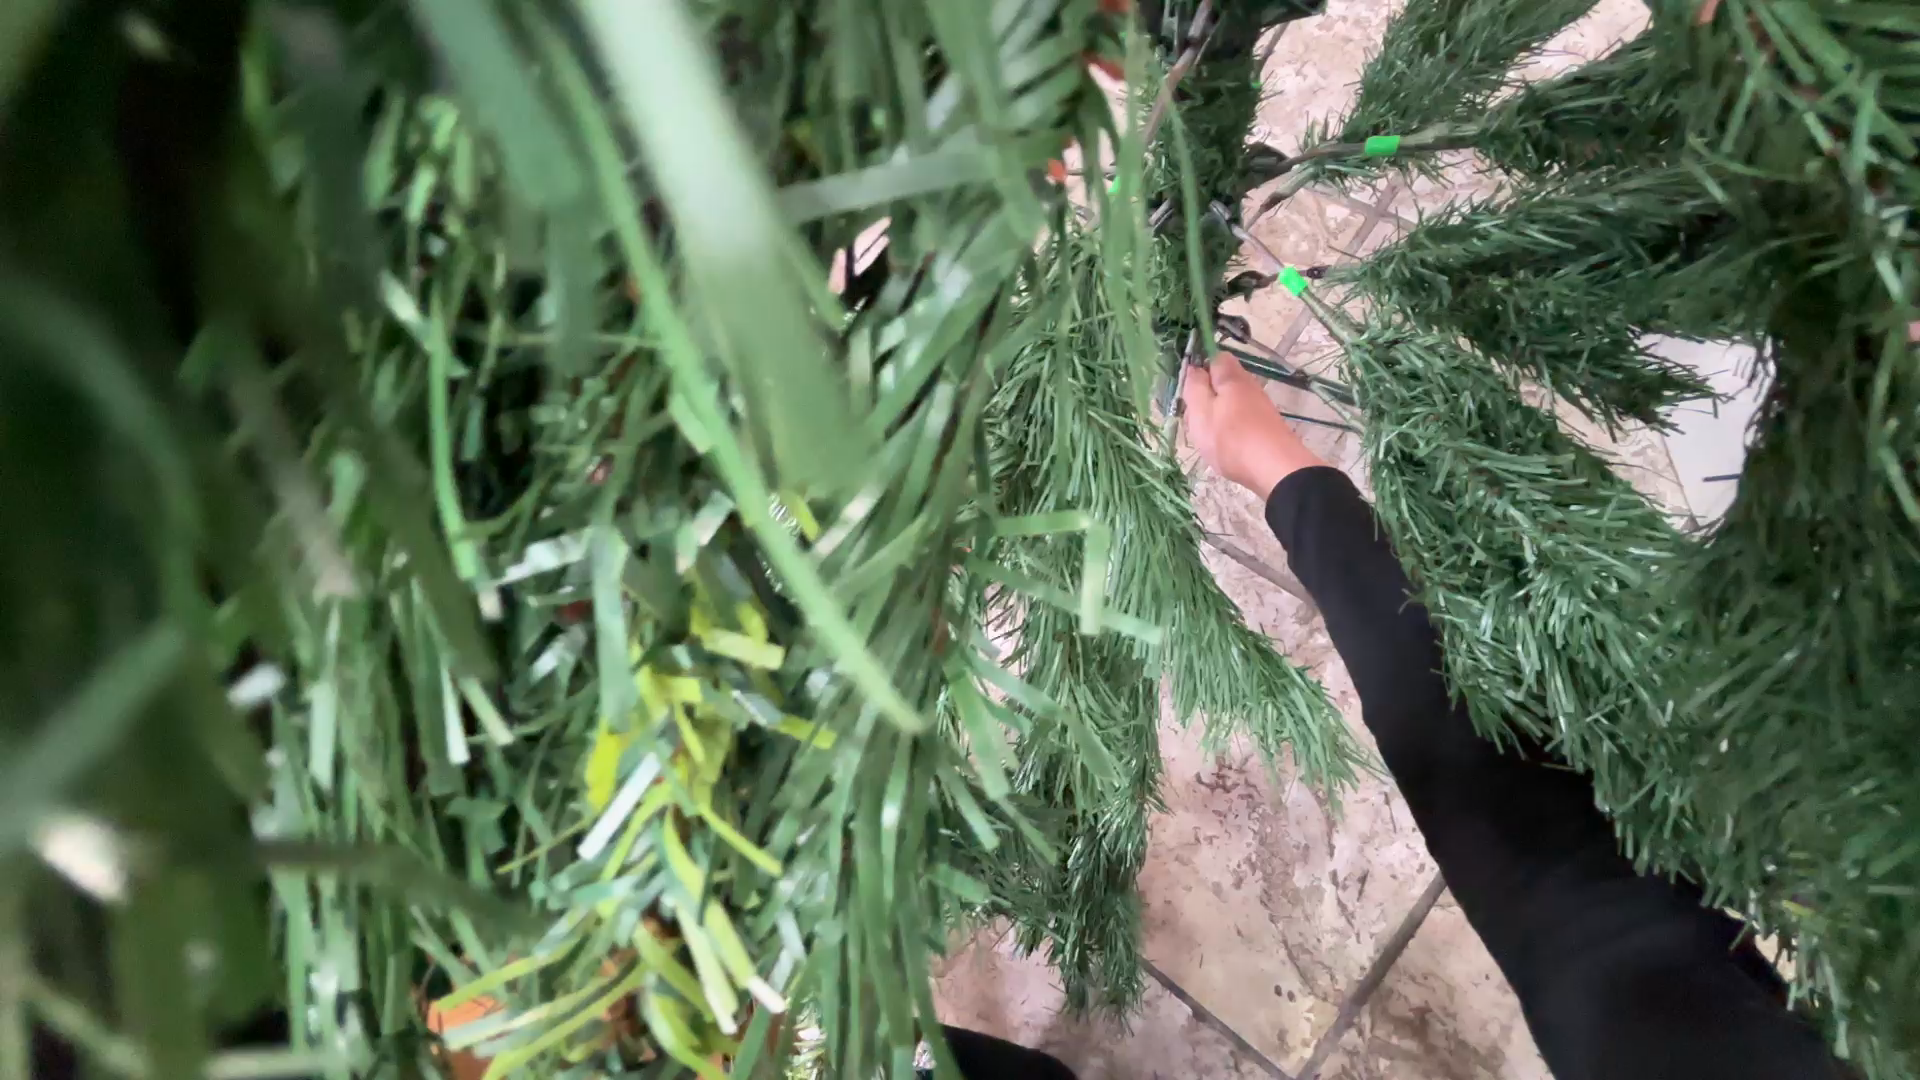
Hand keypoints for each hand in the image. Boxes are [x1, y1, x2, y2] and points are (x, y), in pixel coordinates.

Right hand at [1181, 352, 1326, 496]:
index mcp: (1231, 377)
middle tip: (1193, 419)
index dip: (1198, 367)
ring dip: (1213, 415)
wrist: (1275, 469)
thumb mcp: (1201, 411)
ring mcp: (1259, 406)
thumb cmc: (1231, 439)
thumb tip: (1193, 367)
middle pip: (1221, 382)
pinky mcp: (1264, 424)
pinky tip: (1223, 445)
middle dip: (1204, 396)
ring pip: (1228, 402)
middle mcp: (1249, 386)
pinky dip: (1227, 428)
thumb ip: (1194, 386)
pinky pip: (1238, 418)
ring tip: (1206, 437)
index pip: (1215, 356)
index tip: (1187, 389)